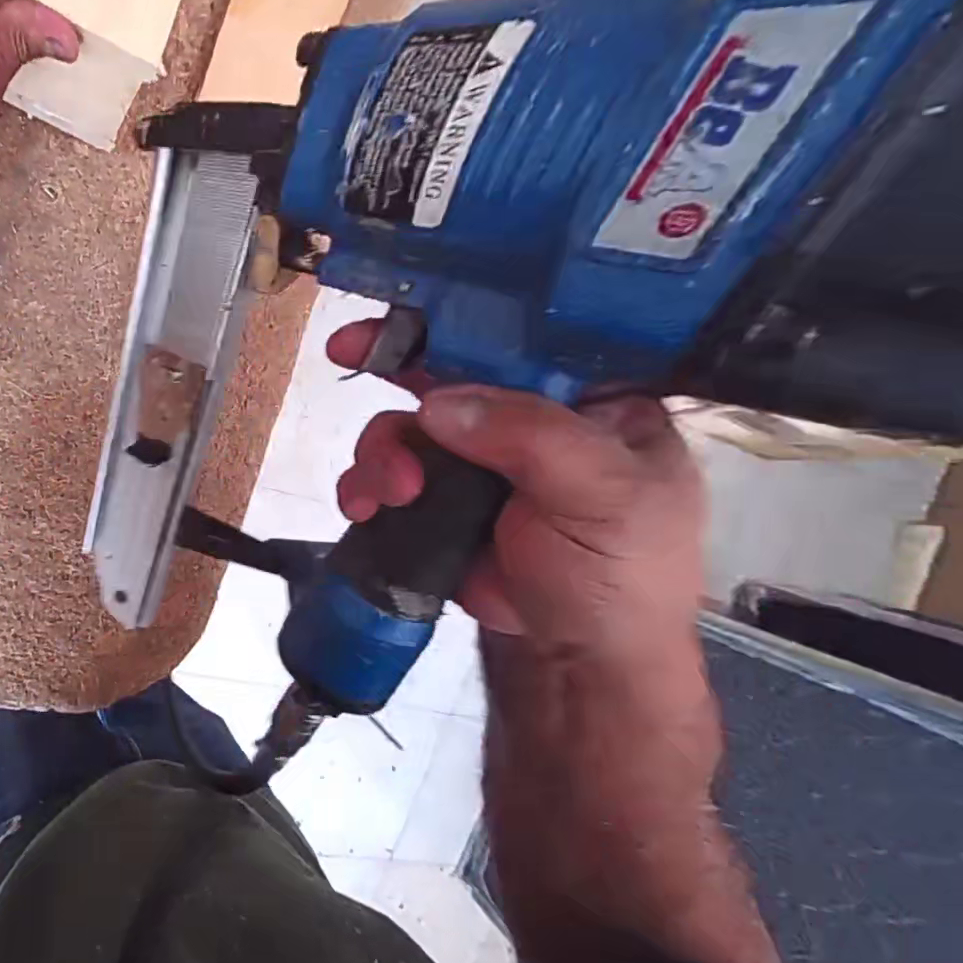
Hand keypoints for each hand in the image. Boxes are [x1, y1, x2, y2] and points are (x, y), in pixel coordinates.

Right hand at [326, 319, 705, 653]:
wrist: (569, 654)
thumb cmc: (615, 573)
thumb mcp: (602, 496)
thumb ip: (530, 438)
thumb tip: (437, 405)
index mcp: (588, 401)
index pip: (528, 339)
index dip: (468, 316)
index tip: (410, 307)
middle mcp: (523, 419)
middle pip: (448, 372)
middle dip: (394, 362)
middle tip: (346, 350)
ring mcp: (471, 459)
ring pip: (403, 425)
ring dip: (380, 452)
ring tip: (389, 495)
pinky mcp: (431, 497)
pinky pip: (382, 471)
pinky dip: (363, 485)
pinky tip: (365, 509)